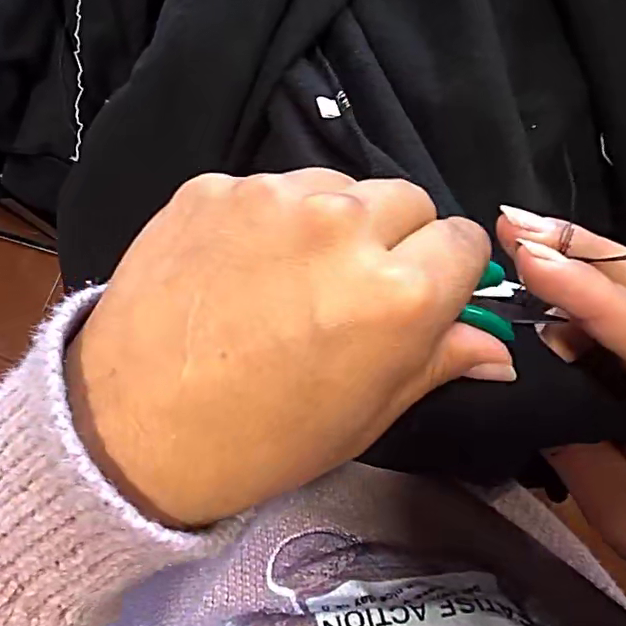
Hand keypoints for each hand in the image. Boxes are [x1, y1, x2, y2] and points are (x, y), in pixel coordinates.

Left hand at [67, 170, 513, 527]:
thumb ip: (437, 362)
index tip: (425, 291)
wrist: (129, 431)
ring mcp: (271, 197)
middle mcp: (343, 226)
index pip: (464, 240)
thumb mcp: (364, 415)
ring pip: (340, 186)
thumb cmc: (261, 440)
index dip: (449, 270)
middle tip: (352, 285)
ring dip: (334, 221)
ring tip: (290, 272)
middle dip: (397, 238)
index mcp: (396, 293)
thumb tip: (497, 346)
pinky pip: (271, 188)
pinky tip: (238, 263)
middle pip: (408, 199)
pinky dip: (270, 218)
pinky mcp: (214, 185)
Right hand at [497, 207, 625, 595]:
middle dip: (583, 250)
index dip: (590, 295)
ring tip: (525, 232)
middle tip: (514, 224)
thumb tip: (535, 356)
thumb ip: (576, 424)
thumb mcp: (618, 502)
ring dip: (587, 252)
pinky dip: (597, 275)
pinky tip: (556, 264)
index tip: (529, 259)